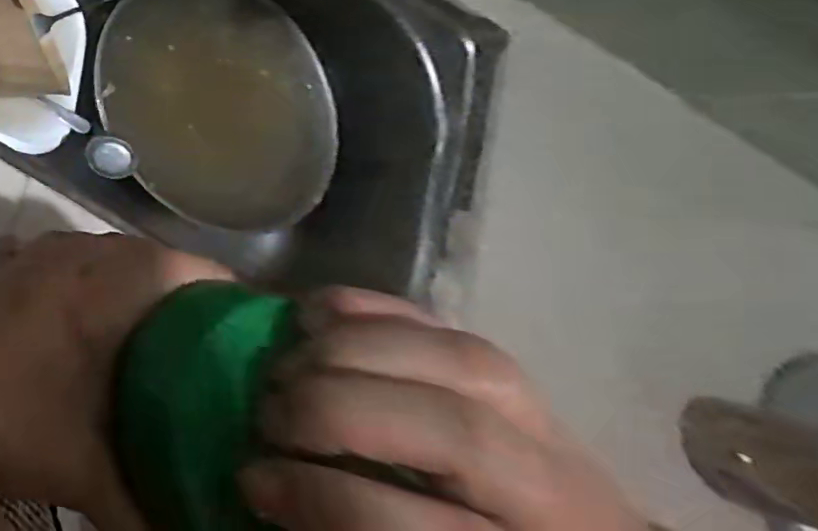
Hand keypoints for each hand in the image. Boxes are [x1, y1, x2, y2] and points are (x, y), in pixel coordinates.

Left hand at [0, 231, 230, 530]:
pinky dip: (93, 270)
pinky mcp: (7, 261)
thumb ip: (141, 508)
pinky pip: (68, 251)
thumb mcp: (77, 470)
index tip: (248, 321)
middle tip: (209, 332)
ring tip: (157, 322)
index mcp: (97, 294)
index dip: (218, 283)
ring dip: (135, 272)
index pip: (175, 264)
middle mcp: (69, 258)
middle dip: (182, 282)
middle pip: (143, 250)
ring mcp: (32, 254)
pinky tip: (92, 312)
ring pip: (104, 246)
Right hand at [242, 287, 647, 530]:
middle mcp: (564, 500)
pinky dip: (367, 307)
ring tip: (287, 367)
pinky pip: (442, 320)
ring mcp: (550, 426)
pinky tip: (313, 318)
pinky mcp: (511, 374)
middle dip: (334, 409)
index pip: (429, 526)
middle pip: (456, 432)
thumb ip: (347, 523)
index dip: (322, 495)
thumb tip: (262, 482)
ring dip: (348, 349)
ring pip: (459, 358)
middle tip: (269, 415)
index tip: (253, 479)